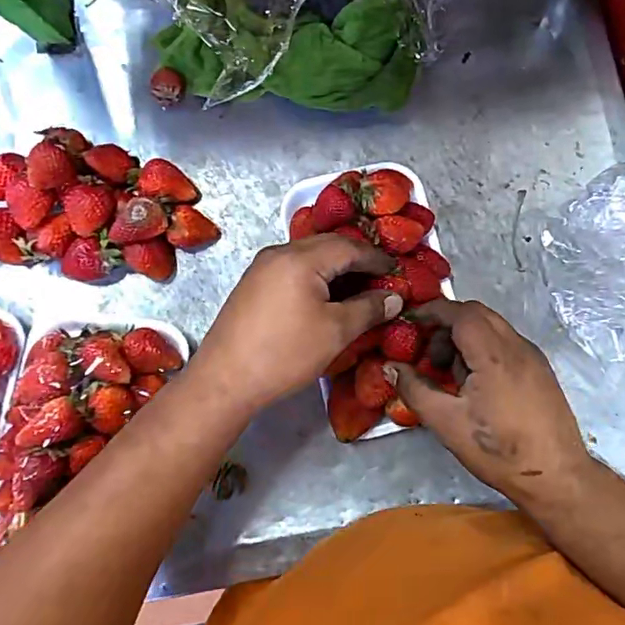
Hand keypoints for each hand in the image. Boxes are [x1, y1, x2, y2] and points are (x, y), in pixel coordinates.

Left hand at [190, 235, 400, 412]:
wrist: (225, 379)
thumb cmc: (284, 354)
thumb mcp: (335, 332)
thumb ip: (368, 309)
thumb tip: (394, 297)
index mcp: (300, 258)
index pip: (349, 246)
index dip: (377, 258)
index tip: (399, 272)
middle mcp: (279, 253)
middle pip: (328, 246)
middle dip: (357, 260)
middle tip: (382, 279)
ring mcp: (262, 268)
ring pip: (309, 257)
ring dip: (336, 269)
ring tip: (359, 291)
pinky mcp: (253, 285)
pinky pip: (293, 270)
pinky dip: (316, 278)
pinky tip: (327, 298)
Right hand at [387, 300, 592, 498]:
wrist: (556, 476)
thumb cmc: (498, 451)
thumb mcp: (446, 422)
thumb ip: (414, 389)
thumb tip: (392, 367)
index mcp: (494, 354)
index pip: (460, 312)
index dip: (432, 311)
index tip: (410, 322)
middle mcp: (518, 346)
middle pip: (477, 314)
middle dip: (447, 324)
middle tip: (426, 352)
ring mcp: (533, 357)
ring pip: (492, 328)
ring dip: (465, 338)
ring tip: (449, 373)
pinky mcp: (540, 371)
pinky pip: (505, 344)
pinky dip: (483, 349)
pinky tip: (474, 384)